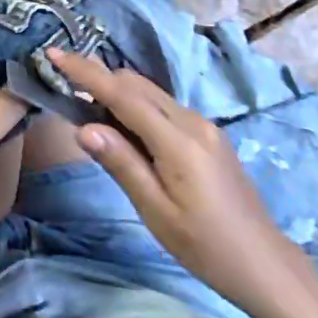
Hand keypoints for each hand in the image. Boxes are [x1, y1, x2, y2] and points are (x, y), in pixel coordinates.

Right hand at [49, 48, 307, 314]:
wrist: (264, 263)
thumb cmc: (205, 246)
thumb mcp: (156, 211)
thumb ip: (121, 163)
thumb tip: (83, 127)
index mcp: (179, 141)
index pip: (123, 95)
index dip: (86, 73)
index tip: (53, 54)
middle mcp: (192, 121)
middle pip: (137, 86)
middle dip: (98, 79)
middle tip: (63, 90)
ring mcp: (204, 126)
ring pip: (151, 95)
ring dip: (117, 94)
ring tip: (85, 111)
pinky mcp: (208, 136)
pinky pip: (164, 109)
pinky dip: (136, 109)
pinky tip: (122, 130)